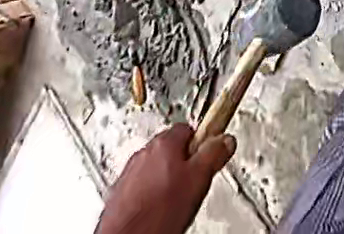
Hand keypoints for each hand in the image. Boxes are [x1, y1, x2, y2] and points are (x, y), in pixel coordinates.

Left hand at [97, 124, 234, 233]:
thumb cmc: (157, 213)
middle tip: (193, 183)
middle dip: (183, 164)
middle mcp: (143, 154)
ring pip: (156, 170)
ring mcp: (128, 176)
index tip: (209, 156)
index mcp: (164, 142)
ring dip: (166, 181)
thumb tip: (226, 141)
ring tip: (175, 201)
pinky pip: (141, 188)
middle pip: (172, 149)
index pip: (190, 129)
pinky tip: (158, 211)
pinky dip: (150, 196)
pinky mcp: (118, 197)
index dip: (202, 144)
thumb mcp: (199, 178)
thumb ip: (215, 153)